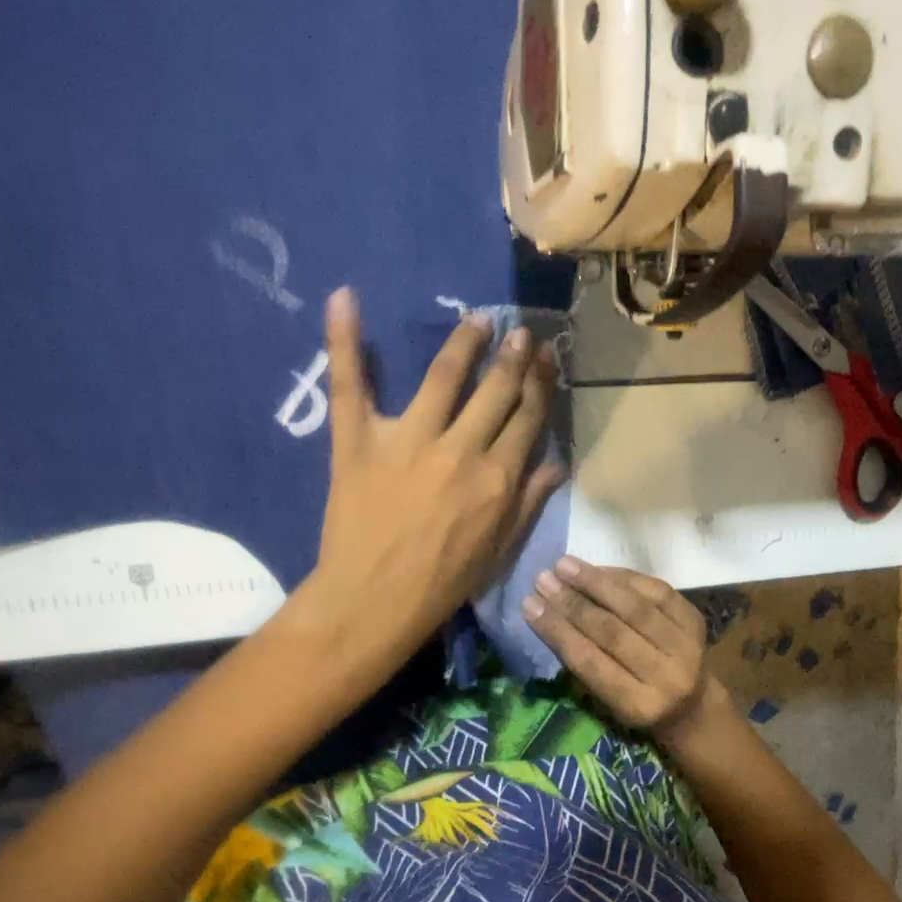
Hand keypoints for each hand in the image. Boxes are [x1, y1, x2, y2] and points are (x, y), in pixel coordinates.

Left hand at [310, 288, 563, 651]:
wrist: (373, 603)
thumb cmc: (441, 584)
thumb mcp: (498, 550)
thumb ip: (529, 503)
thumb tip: (557, 463)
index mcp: (497, 479)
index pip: (527, 419)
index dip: (541, 384)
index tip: (547, 358)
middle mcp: (460, 451)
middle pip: (495, 392)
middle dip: (513, 358)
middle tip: (520, 332)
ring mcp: (407, 441)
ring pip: (443, 377)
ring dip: (464, 344)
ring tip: (476, 320)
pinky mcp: (358, 441)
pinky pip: (350, 385)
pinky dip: (344, 340)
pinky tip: (344, 298)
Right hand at [522, 556, 726, 738]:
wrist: (694, 706)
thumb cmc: (637, 703)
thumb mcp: (607, 700)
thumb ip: (582, 661)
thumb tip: (546, 611)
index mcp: (638, 706)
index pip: (590, 662)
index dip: (557, 631)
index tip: (529, 604)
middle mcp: (667, 677)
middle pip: (612, 632)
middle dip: (572, 603)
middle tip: (542, 580)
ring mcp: (686, 647)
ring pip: (634, 607)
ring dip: (594, 582)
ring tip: (563, 565)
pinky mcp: (695, 621)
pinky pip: (656, 591)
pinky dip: (623, 577)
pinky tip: (596, 568)